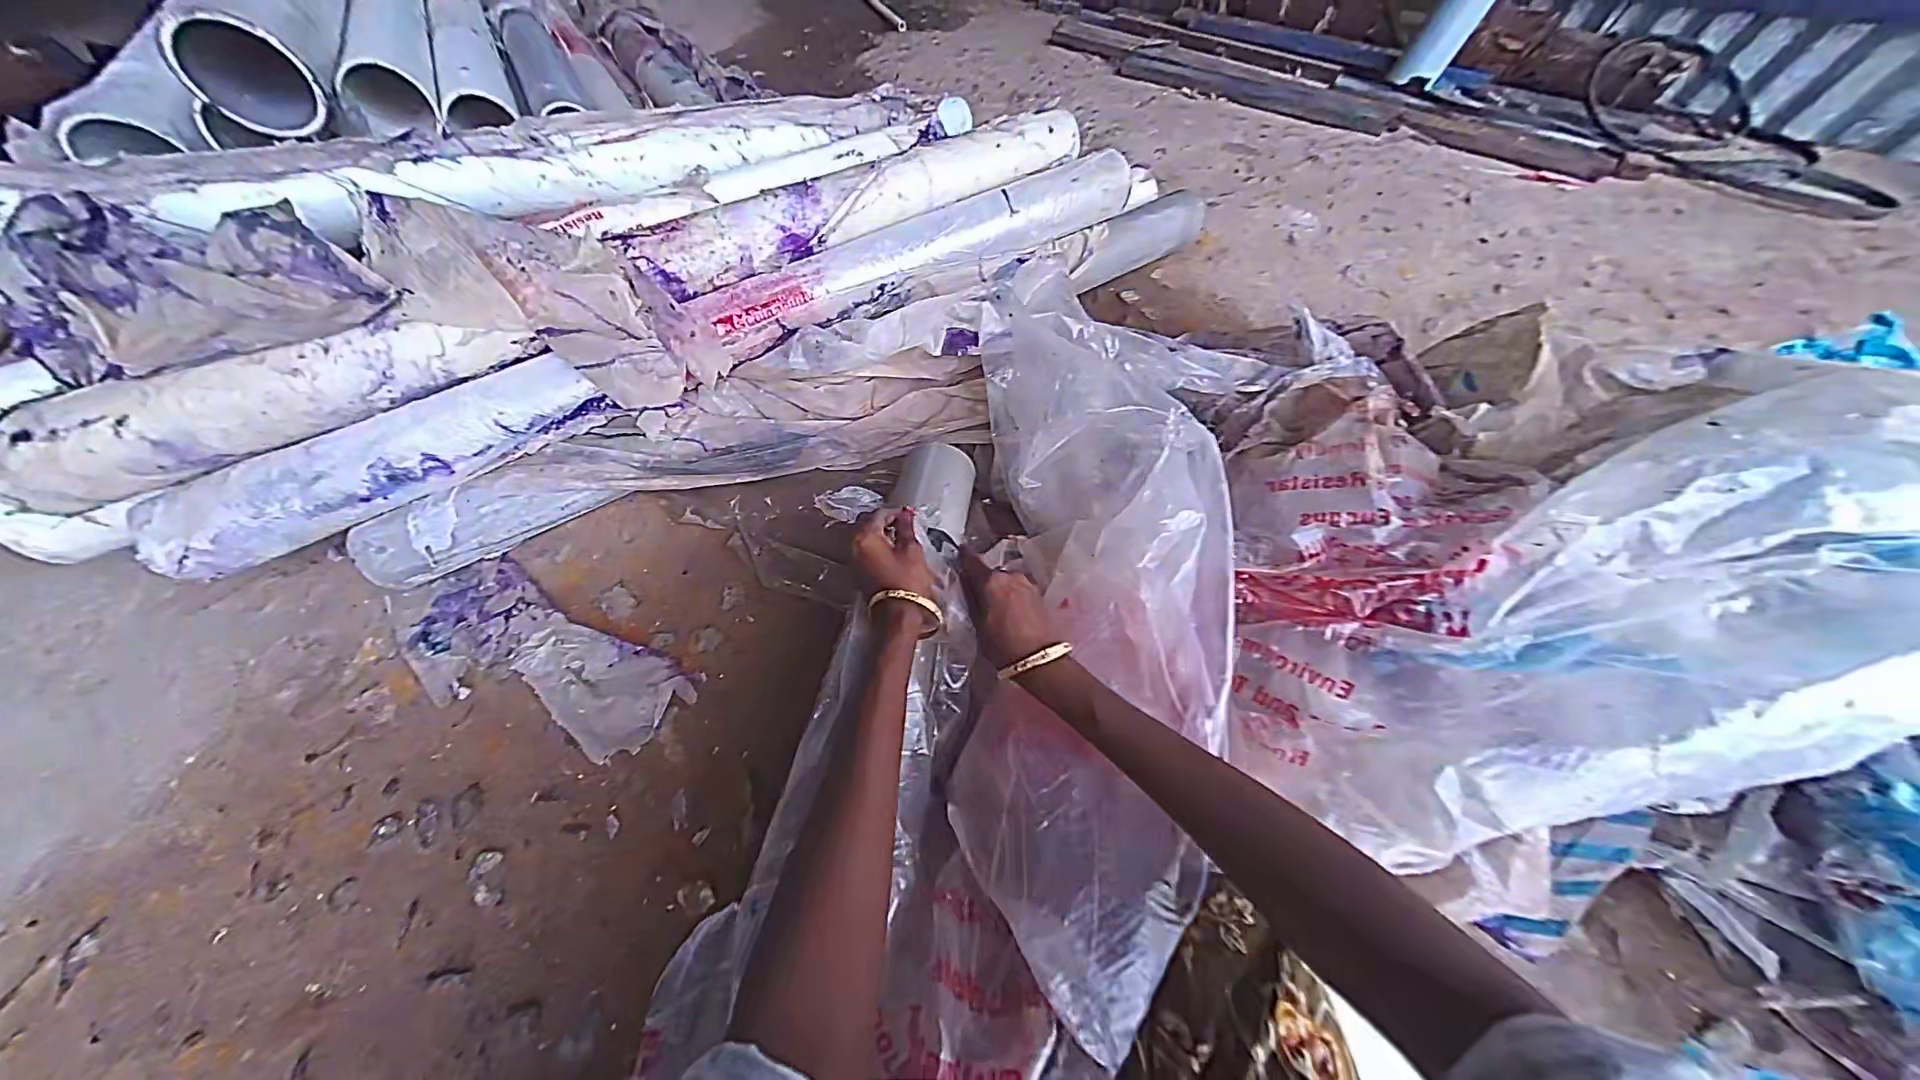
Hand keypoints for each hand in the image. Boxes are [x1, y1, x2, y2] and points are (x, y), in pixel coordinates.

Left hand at [852, 507, 938, 629]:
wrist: (899, 613)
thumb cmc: (907, 580)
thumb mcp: (911, 549)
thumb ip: (906, 527)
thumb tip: (906, 513)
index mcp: (865, 537)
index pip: (879, 514)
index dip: (895, 512)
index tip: (909, 515)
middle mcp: (854, 546)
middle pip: (868, 524)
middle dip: (886, 521)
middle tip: (905, 523)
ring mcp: (854, 559)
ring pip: (866, 537)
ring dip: (881, 533)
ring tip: (900, 536)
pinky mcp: (858, 571)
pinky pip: (866, 549)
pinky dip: (878, 545)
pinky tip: (892, 549)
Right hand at [960, 548, 1059, 667]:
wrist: (1039, 658)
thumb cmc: (1002, 644)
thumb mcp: (978, 624)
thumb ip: (971, 598)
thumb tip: (965, 580)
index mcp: (992, 581)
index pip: (973, 561)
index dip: (964, 558)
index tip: (959, 554)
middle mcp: (1011, 575)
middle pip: (992, 573)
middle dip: (984, 581)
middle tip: (978, 595)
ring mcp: (1028, 582)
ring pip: (1007, 580)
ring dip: (1001, 588)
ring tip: (996, 606)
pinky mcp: (1040, 593)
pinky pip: (1020, 588)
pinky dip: (1013, 594)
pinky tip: (1011, 609)